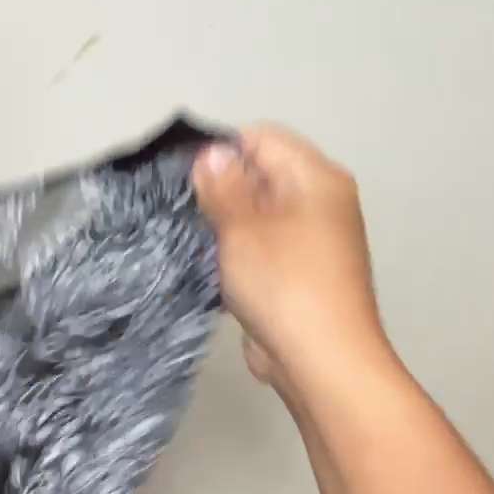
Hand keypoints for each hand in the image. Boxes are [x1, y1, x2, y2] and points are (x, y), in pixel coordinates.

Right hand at [192, 125, 389, 387]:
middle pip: (261, 174)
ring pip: (257, 211)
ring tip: (185, 237)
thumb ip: (224, 188)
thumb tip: (210, 153)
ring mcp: (308, 237)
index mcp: (315, 179)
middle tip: (175, 210)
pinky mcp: (294, 269)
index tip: (175, 177)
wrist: (318, 353)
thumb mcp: (244, 230)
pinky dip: (232, 248)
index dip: (219, 150)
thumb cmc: (283, 284)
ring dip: (222, 221)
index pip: (263, 140)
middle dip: (217, 186)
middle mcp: (318, 200)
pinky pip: (258, 243)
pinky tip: (207, 265)